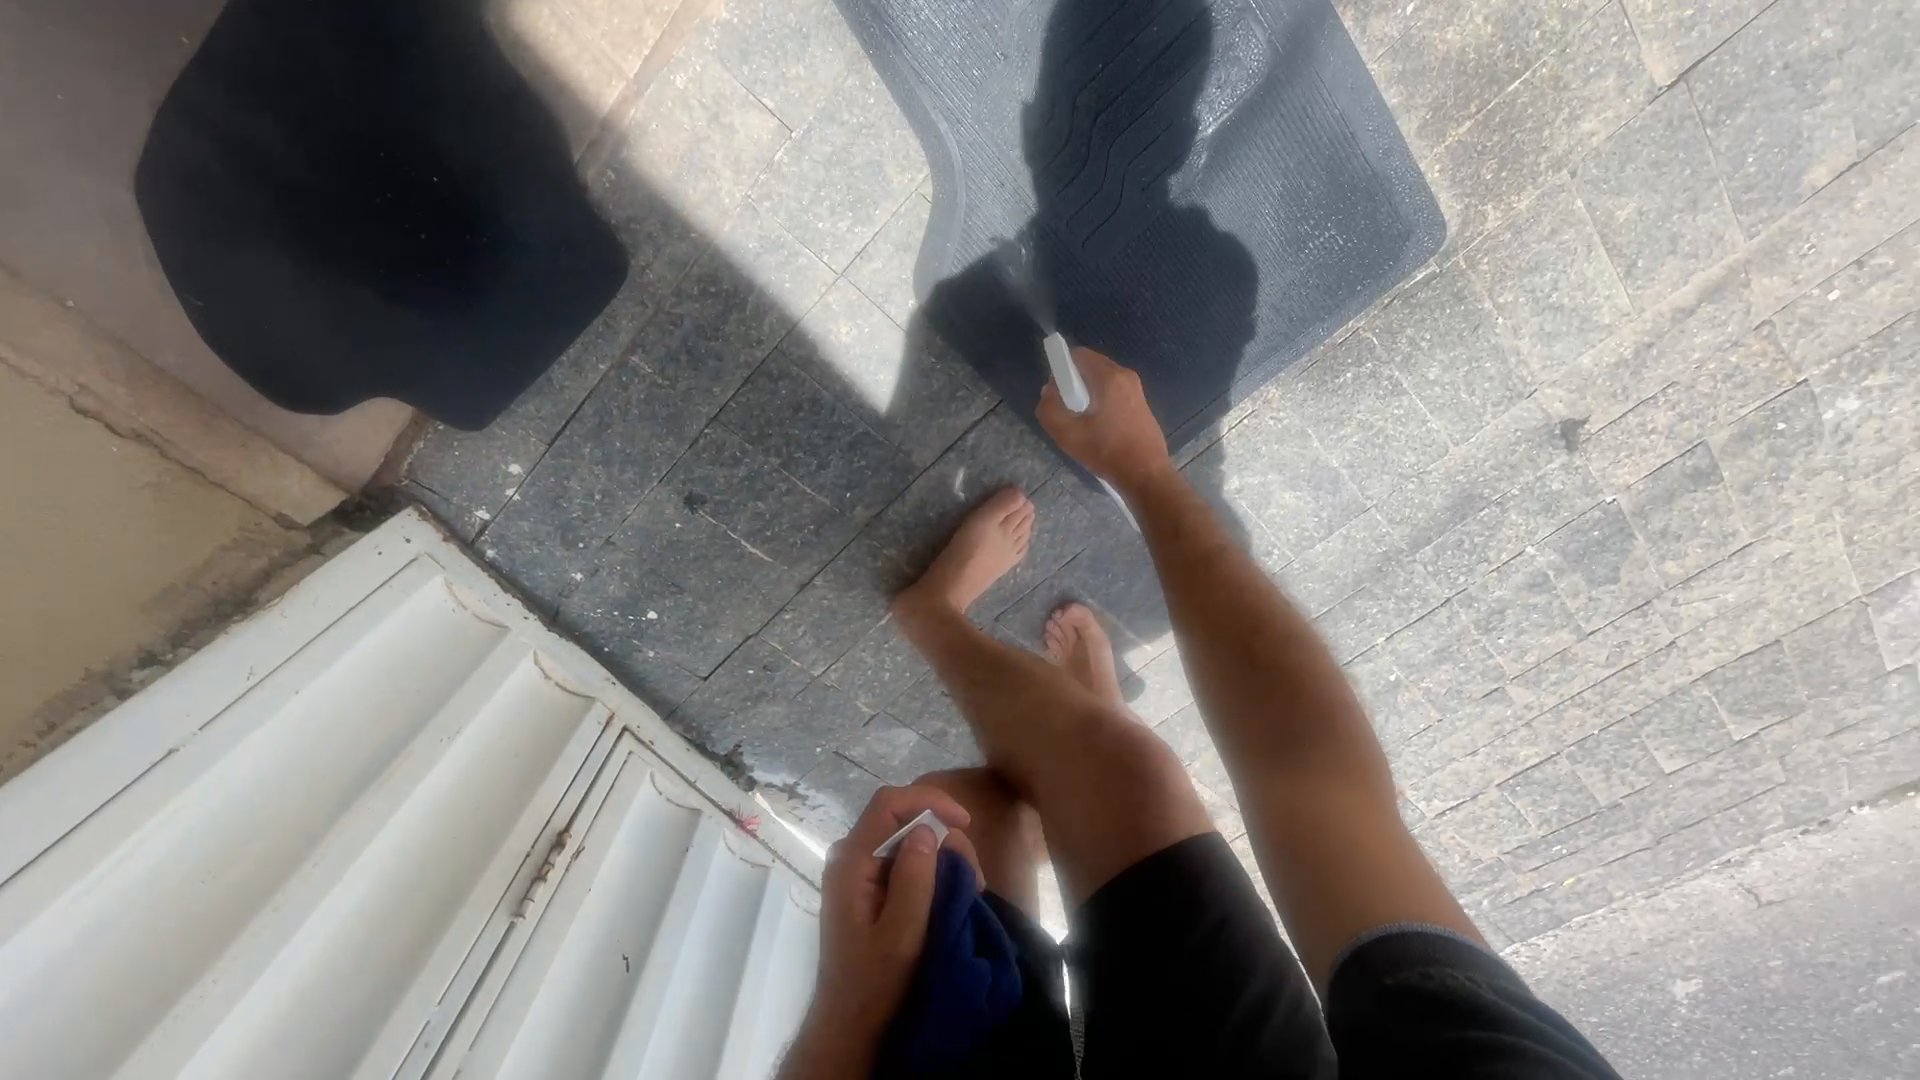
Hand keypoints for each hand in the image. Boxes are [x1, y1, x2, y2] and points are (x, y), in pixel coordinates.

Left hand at [782, 786, 980, 1078]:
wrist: (850, 1023)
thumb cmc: (875, 982)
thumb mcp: (902, 934)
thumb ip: (913, 879)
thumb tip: (926, 830)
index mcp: (852, 861)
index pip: (889, 803)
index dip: (929, 801)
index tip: (965, 822)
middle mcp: (851, 856)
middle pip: (902, 819)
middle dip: (943, 838)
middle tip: (973, 876)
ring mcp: (858, 870)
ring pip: (907, 839)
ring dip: (943, 858)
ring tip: (969, 893)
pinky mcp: (867, 885)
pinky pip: (903, 860)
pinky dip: (932, 870)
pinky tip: (952, 897)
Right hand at [1036, 346, 1171, 491]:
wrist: (1145, 475)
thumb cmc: (1106, 452)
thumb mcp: (1067, 434)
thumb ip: (1049, 408)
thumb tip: (1049, 392)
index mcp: (1110, 377)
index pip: (1078, 355)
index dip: (1061, 370)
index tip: (1057, 394)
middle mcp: (1126, 376)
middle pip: (1091, 367)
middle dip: (1074, 383)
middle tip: (1068, 411)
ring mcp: (1137, 390)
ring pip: (1102, 381)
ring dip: (1087, 395)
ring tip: (1082, 423)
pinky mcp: (1141, 405)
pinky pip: (1113, 393)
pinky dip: (1101, 402)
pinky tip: (1099, 429)